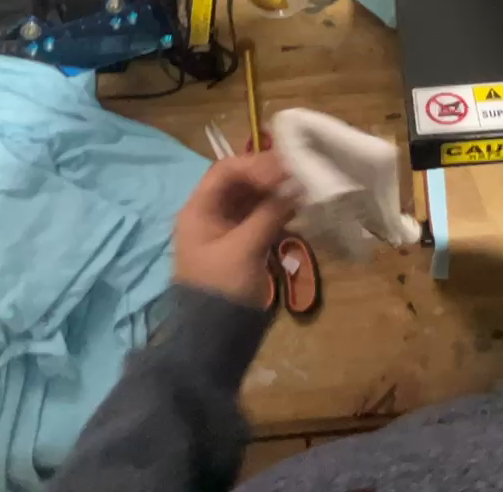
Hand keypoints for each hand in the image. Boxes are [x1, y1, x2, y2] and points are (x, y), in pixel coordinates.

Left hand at [173, 153, 294, 305]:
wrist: (216, 338)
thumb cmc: (222, 288)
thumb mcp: (244, 248)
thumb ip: (269, 213)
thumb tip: (297, 185)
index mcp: (199, 209)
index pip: (226, 171)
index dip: (255, 165)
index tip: (285, 169)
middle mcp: (211, 212)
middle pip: (241, 180)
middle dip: (269, 175)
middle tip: (299, 172)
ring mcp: (228, 227)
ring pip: (254, 196)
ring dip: (277, 189)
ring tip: (303, 185)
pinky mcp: (244, 240)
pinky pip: (262, 213)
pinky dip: (280, 207)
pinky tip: (300, 204)